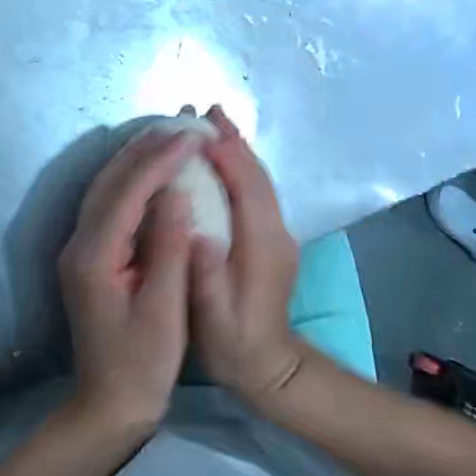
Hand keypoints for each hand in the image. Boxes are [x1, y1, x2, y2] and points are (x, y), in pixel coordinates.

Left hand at [58, 127, 201, 434]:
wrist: (107, 404)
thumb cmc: (143, 365)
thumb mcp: (165, 311)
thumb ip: (170, 249)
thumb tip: (178, 192)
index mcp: (94, 257)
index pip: (128, 192)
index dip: (161, 160)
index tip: (193, 137)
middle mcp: (79, 244)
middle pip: (110, 180)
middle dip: (146, 149)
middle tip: (183, 124)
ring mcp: (79, 249)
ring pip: (105, 187)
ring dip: (136, 158)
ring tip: (169, 135)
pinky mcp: (88, 255)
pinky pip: (109, 203)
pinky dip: (131, 179)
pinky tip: (153, 171)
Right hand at [189, 106, 307, 401]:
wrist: (271, 366)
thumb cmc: (233, 344)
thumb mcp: (214, 319)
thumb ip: (206, 276)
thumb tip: (195, 231)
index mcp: (262, 245)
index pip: (247, 188)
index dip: (227, 156)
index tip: (201, 129)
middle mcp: (276, 231)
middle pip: (257, 175)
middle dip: (234, 140)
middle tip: (207, 109)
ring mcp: (279, 233)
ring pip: (260, 180)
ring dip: (239, 149)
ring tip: (215, 122)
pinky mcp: (274, 237)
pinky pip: (258, 190)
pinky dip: (242, 167)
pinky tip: (224, 158)